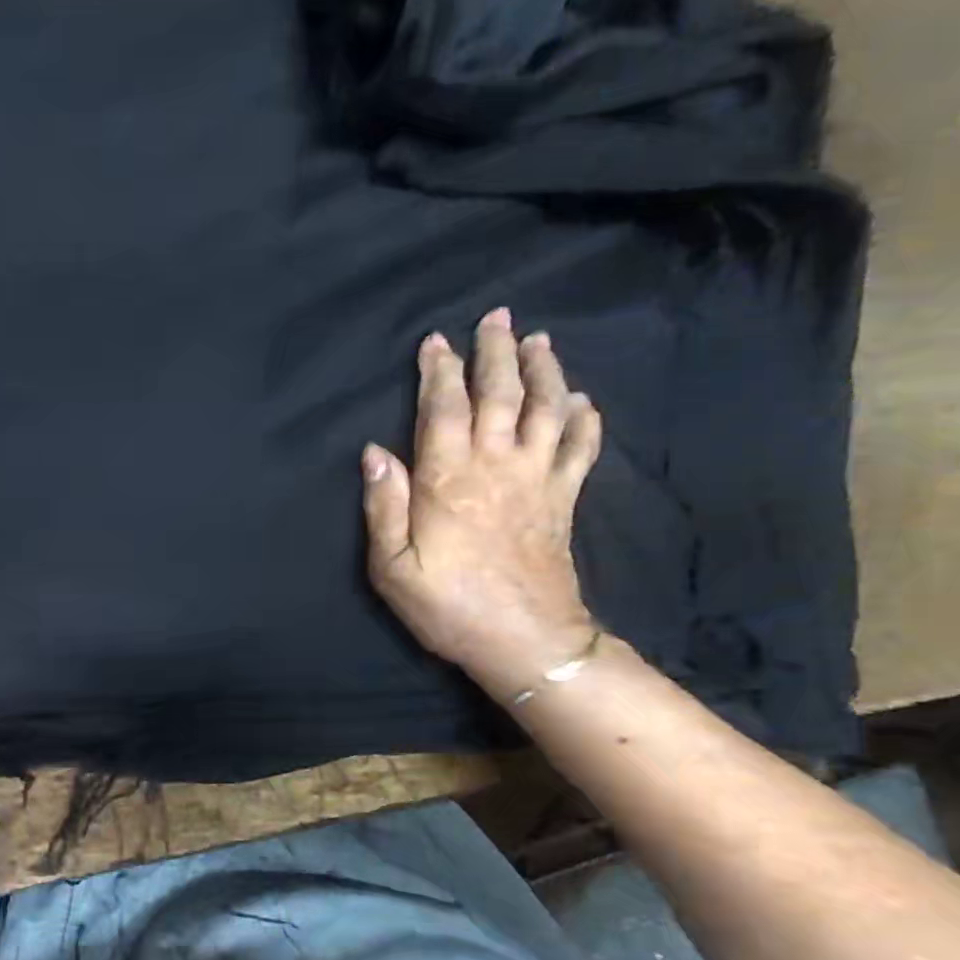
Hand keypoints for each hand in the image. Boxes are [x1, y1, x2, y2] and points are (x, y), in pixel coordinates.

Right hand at [361, 307, 602, 684]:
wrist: (525, 643)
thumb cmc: (448, 606)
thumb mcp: (392, 567)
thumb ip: (384, 505)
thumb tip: (375, 451)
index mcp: (448, 478)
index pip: (444, 408)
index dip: (440, 370)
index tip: (437, 340)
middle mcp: (496, 466)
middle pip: (500, 394)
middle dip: (496, 352)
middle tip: (497, 316)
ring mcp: (536, 480)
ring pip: (545, 410)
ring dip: (544, 372)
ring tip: (540, 341)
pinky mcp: (563, 501)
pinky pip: (579, 450)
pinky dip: (584, 421)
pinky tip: (583, 401)